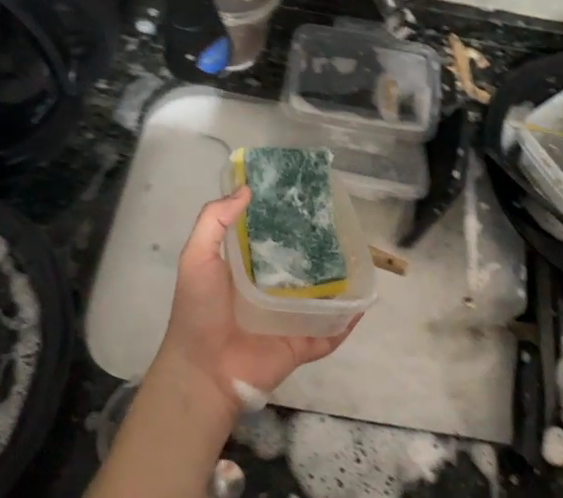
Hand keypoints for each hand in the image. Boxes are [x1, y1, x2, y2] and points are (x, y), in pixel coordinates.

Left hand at [152, 187, 358, 408]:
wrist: (203, 373)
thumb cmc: (198, 312)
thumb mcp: (197, 258)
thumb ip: (214, 221)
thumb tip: (247, 189)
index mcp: (247, 267)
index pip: (272, 234)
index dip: (287, 215)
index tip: (307, 192)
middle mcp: (271, 288)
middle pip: (302, 261)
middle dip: (320, 244)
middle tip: (343, 220)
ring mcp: (289, 317)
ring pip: (323, 294)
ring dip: (341, 279)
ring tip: (363, 256)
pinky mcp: (302, 344)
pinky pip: (331, 331)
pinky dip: (348, 320)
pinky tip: (365, 301)